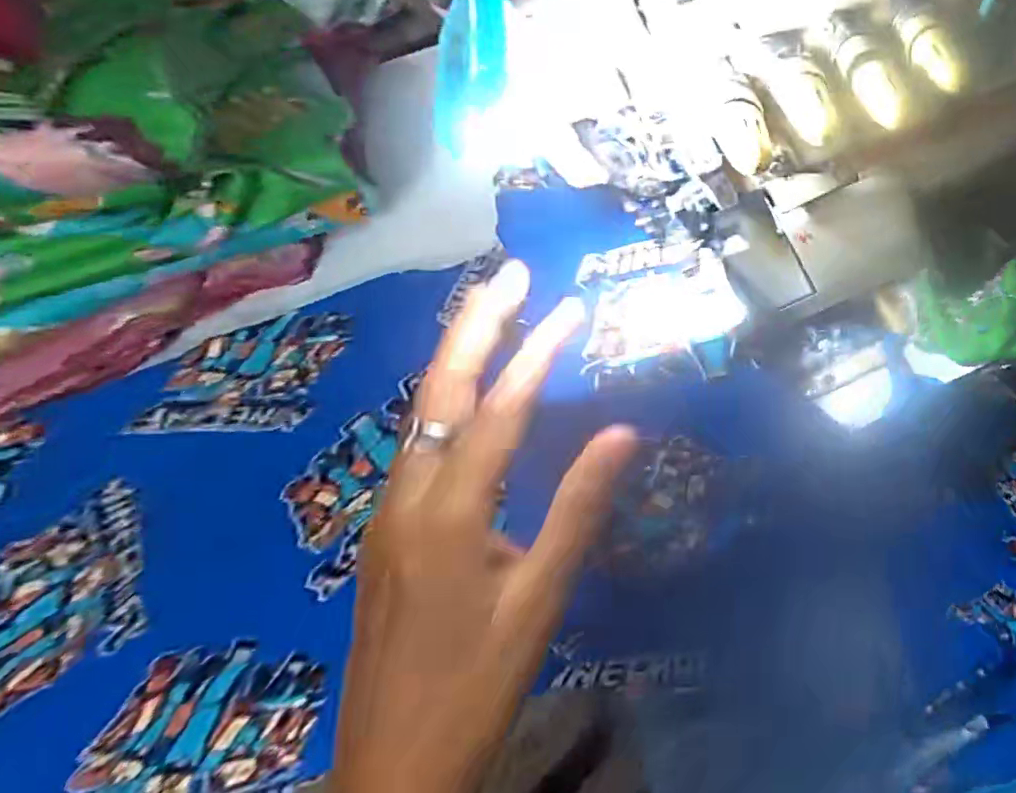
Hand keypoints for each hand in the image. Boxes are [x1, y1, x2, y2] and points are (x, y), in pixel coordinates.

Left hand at [331, 261, 637, 792]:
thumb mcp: (541, 596)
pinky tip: (471, 389)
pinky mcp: (391, 529)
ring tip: (495, 309)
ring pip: (422, 411)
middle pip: (438, 390)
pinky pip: (421, 440)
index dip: (536, 354)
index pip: (498, 411)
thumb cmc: (477, 678)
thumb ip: (580, 506)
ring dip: (459, 353)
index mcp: (448, 513)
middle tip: (510, 272)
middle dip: (476, 324)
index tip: (571, 308)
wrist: (392, 764)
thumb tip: (625, 430)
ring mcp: (390, 512)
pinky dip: (450, 395)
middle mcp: (408, 497)